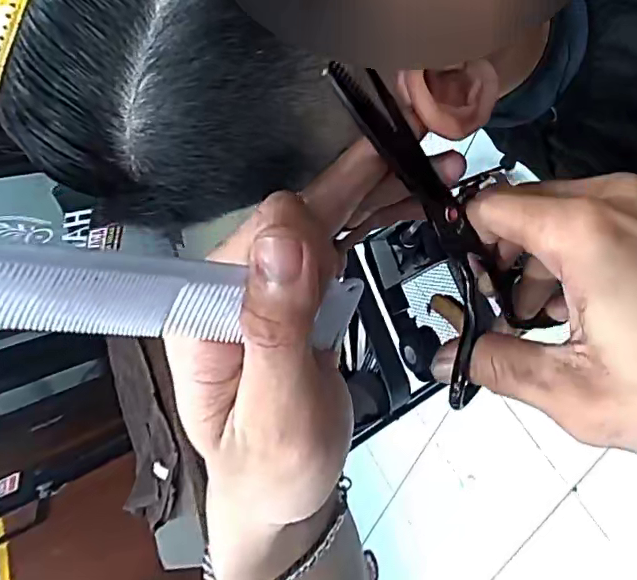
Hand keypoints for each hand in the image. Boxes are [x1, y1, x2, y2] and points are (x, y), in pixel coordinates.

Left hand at [164, 140, 461, 579]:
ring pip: (324, 214)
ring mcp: (268, 276)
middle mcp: (234, 278)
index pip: (264, 231)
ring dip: (378, 187)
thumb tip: (283, 237)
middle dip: (363, 175)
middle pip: (300, 210)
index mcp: (206, 306)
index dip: (326, 201)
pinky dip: (376, 214)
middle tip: (418, 142)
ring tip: (430, 169)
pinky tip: (408, 198)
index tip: (383, 169)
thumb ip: (274, 326)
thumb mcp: (275, 415)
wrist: (281, 494)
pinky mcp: (297, 282)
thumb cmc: (270, 471)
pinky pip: (338, 236)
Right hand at [434, 174, 636, 471]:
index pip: (486, 205)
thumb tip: (444, 356)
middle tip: (510, 320)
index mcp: (580, 228)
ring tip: (554, 325)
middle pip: (518, 207)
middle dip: (500, 258)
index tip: (470, 295)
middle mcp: (606, 195)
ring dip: (538, 259)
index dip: (465, 246)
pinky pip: (591, 218)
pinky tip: (594, 310)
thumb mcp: (585, 397)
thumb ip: (499, 367)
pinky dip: (573, 253)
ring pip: (554, 213)